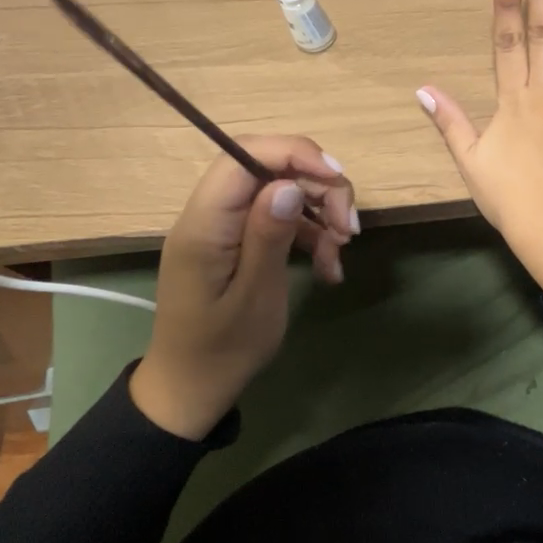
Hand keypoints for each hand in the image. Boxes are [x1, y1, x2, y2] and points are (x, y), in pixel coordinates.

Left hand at [131, 136, 356, 439]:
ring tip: (340, 253)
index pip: (245, 156)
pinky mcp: (240, 239)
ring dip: (321, 213)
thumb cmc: (223, 349)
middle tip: (349, 228)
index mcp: (205, 224)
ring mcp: (226, 226)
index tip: (337, 178)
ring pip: (284, 190)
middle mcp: (211, 214)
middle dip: (319, 187)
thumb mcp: (255, 297)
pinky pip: (282, 217)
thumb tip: (287, 186)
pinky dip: (312, 234)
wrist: (193, 389)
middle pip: (271, 167)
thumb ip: (268, 236)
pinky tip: (329, 268)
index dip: (295, 153)